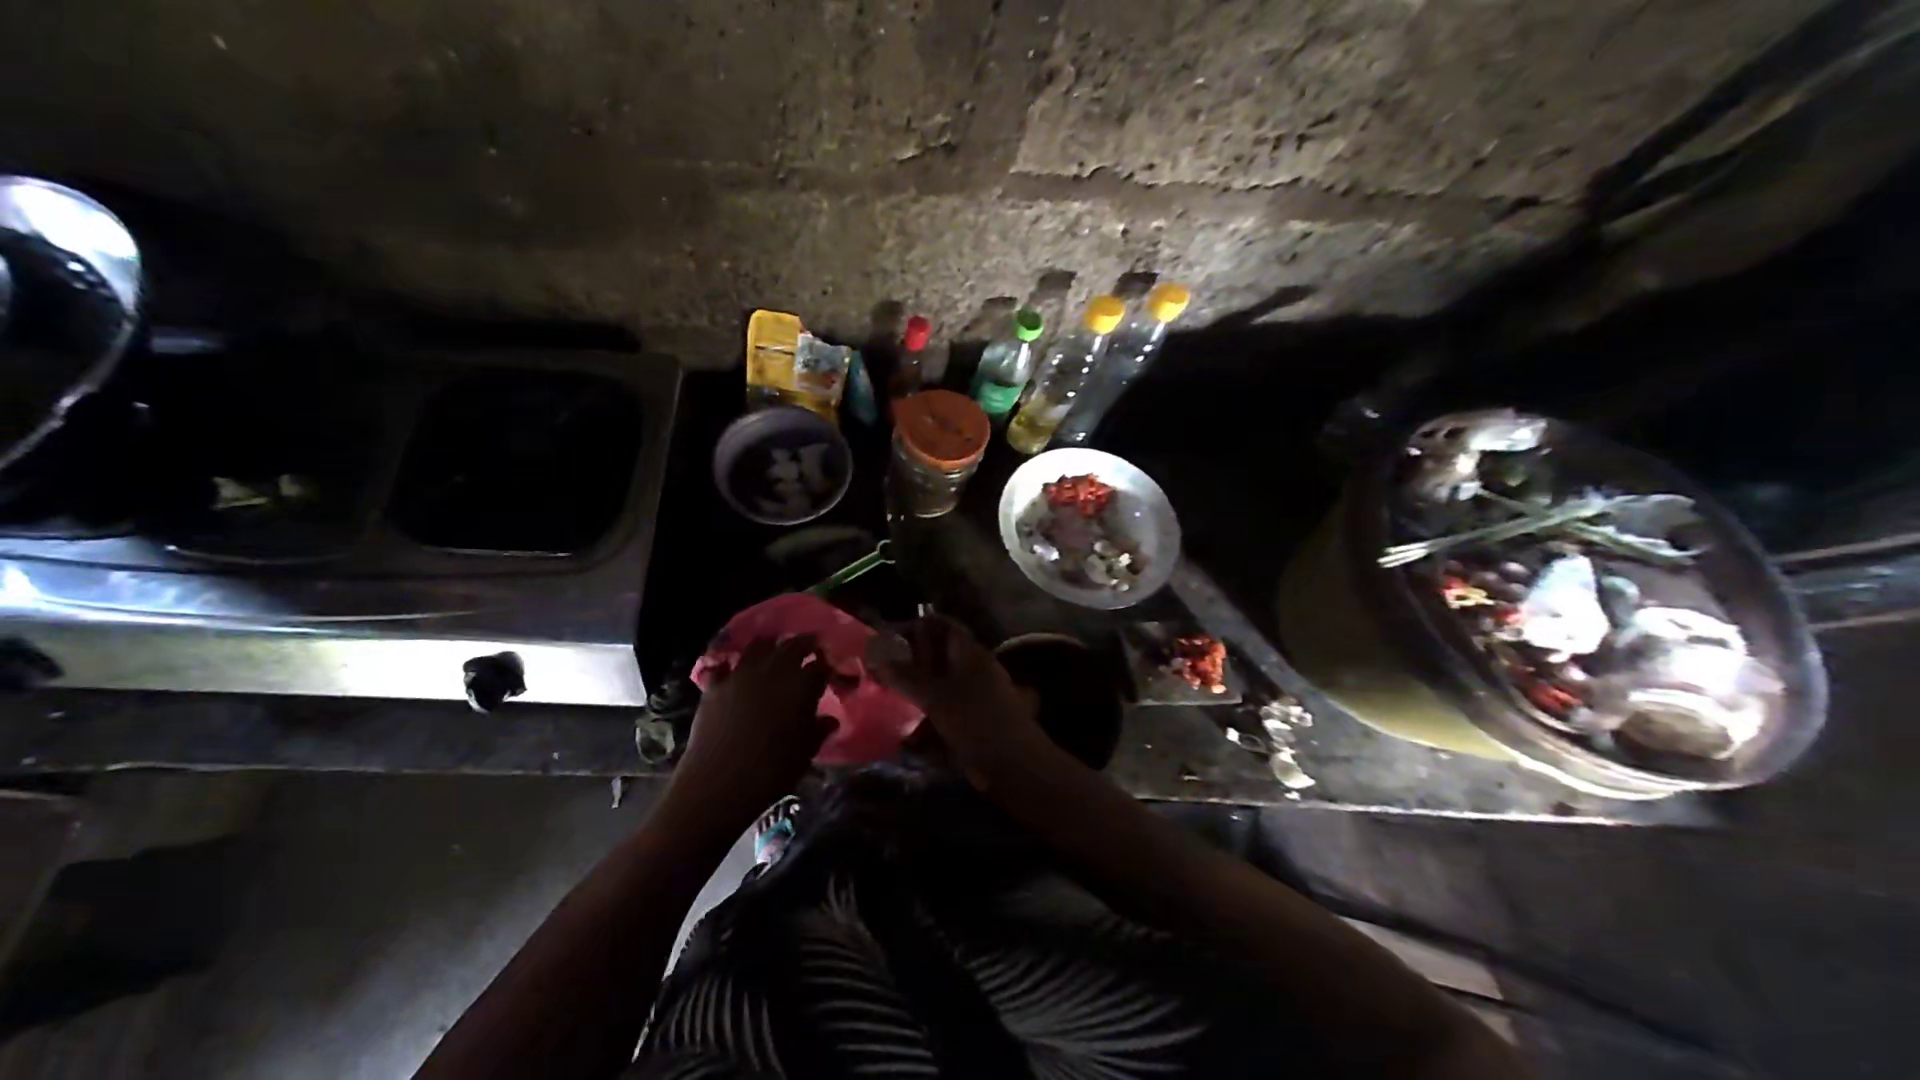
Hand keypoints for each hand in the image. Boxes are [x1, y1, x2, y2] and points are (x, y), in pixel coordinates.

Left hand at [672, 636, 831, 824]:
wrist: (720, 782)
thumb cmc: (773, 770)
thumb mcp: (805, 753)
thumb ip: (819, 730)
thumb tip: (830, 720)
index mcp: (802, 685)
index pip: (820, 665)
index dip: (826, 665)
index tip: (829, 668)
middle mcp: (773, 670)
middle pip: (792, 646)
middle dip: (804, 644)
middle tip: (809, 645)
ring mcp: (742, 674)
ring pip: (759, 646)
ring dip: (770, 646)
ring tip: (774, 649)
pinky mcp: (716, 685)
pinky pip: (724, 665)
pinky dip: (731, 664)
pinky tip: (733, 669)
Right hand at [865, 616, 1048, 786]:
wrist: (1013, 764)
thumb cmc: (974, 721)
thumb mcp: (935, 697)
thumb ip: (907, 677)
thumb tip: (880, 659)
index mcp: (972, 654)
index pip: (946, 626)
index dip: (920, 625)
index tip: (892, 634)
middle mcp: (978, 669)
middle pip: (943, 656)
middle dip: (915, 661)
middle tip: (884, 667)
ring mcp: (980, 696)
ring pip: (944, 684)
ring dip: (921, 689)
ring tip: (892, 696)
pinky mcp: (978, 720)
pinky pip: (949, 709)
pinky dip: (930, 714)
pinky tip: (910, 726)